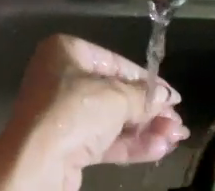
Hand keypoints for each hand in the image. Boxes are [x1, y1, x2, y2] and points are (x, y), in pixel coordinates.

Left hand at [0, 35, 187, 190]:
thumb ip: (143, 96)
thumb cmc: (74, 112)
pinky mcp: (68, 144)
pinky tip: (160, 149)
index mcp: (67, 51)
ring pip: (113, 119)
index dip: (146, 79)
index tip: (172, 96)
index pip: (114, 61)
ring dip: (145, 129)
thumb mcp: (115, 97)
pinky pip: (104, 140)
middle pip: (116, 92)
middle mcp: (63, 77)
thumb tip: (166, 96)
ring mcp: (65, 113)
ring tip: (176, 137)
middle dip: (149, 110)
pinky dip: (131, 144)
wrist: (37, 163)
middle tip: (177, 122)